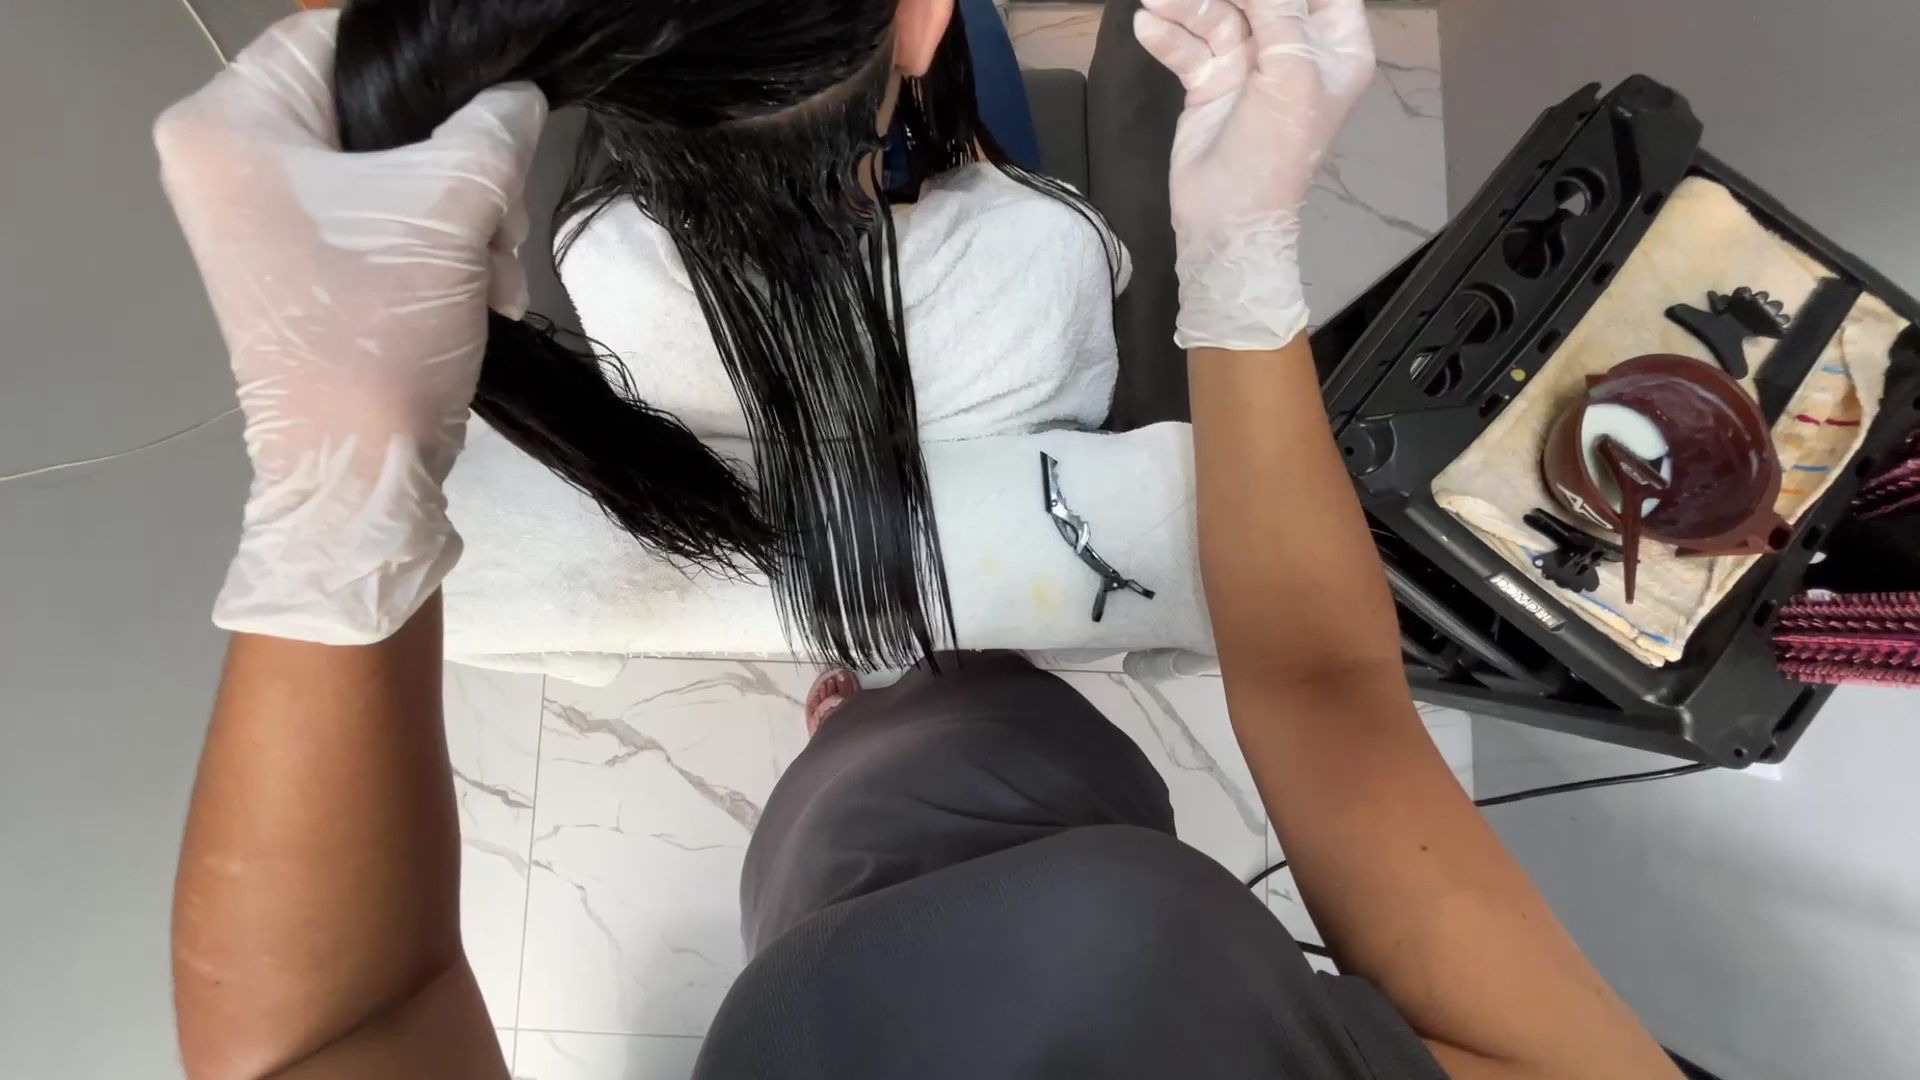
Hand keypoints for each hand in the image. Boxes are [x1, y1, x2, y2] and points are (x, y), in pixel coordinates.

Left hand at [155, 10, 547, 643]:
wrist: (363, 455)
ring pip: (405, 187)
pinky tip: (484, 298)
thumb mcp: (449, 213)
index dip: (428, 67)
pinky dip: (454, 260)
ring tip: (497, 282)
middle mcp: (241, 167)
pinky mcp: (323, 275)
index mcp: (234, 127)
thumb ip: (491, 138)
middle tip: (504, 228)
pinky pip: (401, 235)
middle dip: (466, 177)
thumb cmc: (380, 323)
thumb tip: (522, 95)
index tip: (496, 109)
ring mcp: (282, 227)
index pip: (335, 42)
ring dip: (473, 228)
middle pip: (383, 125)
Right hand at [1134, 0, 1373, 348]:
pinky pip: (1190, 49)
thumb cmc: (1274, 148)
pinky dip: (1168, 37)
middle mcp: (1293, 50)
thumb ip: (1279, 10)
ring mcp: (1248, 68)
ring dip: (1185, 6)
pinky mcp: (1210, 86)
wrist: (1227, 218)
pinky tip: (1146, 26)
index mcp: (1334, 46)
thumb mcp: (1292, 71)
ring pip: (1218, 16)